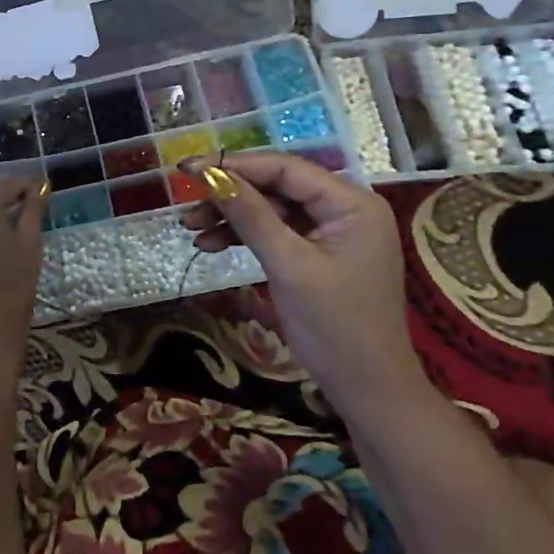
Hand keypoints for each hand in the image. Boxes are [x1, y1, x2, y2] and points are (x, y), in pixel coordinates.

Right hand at [179, 152, 411, 379]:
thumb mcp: (288, 266)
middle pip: (277, 188)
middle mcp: (346, 210)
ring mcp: (333, 233)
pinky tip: (213, 246)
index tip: (188, 169)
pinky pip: (277, 234)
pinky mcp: (320, 255)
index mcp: (352, 204)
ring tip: (192, 230)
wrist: (366, 387)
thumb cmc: (334, 326)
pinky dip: (246, 238)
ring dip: (232, 218)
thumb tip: (210, 176)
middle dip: (230, 197)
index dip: (235, 166)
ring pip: (273, 211)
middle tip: (187, 209)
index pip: (285, 169)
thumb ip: (251, 216)